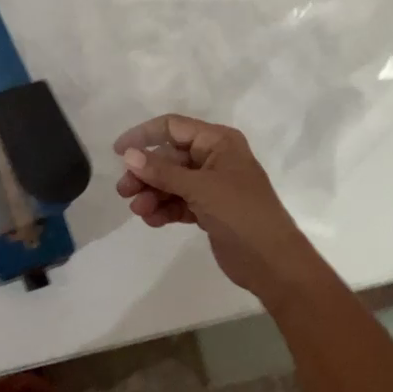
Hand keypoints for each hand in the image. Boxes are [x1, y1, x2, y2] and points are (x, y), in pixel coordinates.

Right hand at [115, 114, 322, 301]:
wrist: (274, 264)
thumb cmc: (242, 214)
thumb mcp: (200, 188)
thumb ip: (162, 171)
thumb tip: (128, 155)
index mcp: (219, 143)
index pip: (173, 128)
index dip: (143, 136)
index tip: (118, 152)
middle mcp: (214, 159)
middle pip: (168, 157)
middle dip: (145, 173)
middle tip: (124, 191)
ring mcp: (211, 185)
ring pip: (170, 182)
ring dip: (152, 194)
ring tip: (139, 211)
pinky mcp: (208, 210)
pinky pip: (178, 202)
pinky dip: (164, 209)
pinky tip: (152, 220)